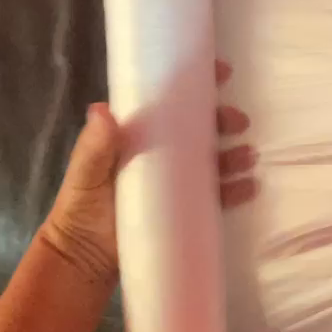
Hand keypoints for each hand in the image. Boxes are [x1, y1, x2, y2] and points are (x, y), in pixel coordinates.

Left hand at [37, 66, 258, 283]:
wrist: (86, 260)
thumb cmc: (81, 209)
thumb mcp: (85, 175)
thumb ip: (94, 148)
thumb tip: (102, 110)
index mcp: (137, 134)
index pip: (168, 102)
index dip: (195, 85)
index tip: (220, 71)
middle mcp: (161, 153)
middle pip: (197, 129)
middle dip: (222, 121)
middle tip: (239, 121)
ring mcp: (176, 181)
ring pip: (212, 160)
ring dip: (233, 154)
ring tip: (247, 157)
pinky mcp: (186, 209)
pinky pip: (216, 195)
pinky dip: (235, 189)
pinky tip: (249, 186)